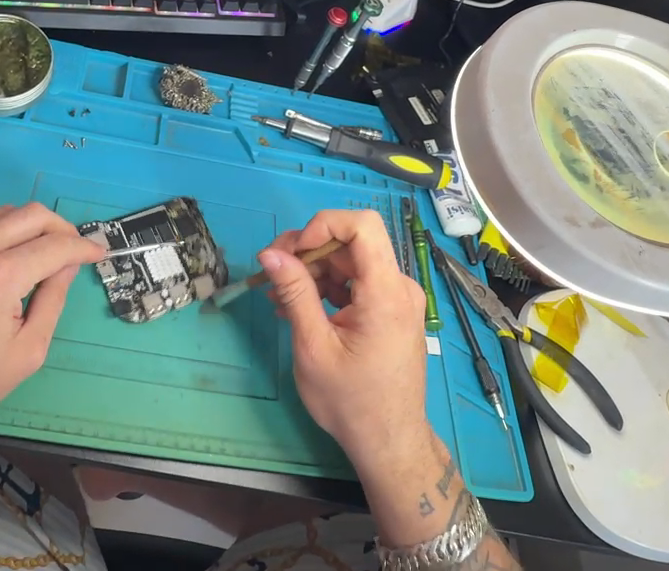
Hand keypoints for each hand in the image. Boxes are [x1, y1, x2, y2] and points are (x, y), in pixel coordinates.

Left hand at [0, 202, 104, 439]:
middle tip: (73, 248)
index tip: (97, 253)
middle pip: (31, 213)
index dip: (83, 247)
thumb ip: (53, 300)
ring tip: (39, 253)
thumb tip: (67, 265)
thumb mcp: (27, 352)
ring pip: (0, 214)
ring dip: (28, 227)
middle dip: (61, 227)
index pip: (55, 245)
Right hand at [259, 210, 432, 468]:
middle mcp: (398, 286)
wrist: (388, 444)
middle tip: (271, 272)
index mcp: (386, 292)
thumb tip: (270, 254)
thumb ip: (294, 293)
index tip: (293, 251)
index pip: (363, 225)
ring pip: (350, 261)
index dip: (324, 225)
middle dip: (307, 250)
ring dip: (313, 270)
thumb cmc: (350, 401)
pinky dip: (326, 286)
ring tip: (279, 296)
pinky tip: (298, 307)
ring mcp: (396, 298)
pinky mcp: (390, 311)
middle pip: (351, 243)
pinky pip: (356, 282)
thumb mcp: (313, 346)